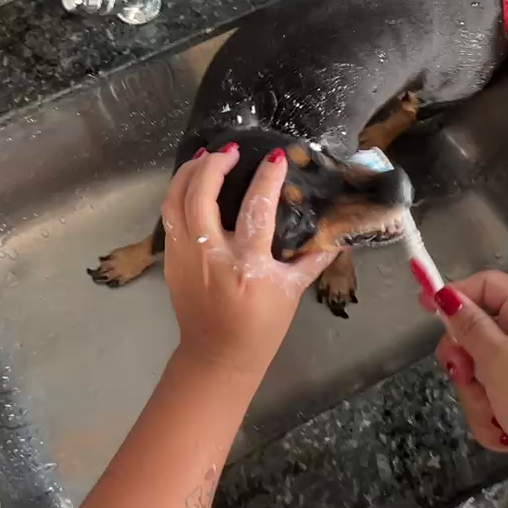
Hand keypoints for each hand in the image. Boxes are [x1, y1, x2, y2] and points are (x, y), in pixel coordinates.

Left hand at [163, 144, 337, 378]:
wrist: (217, 356)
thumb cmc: (260, 327)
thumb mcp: (291, 292)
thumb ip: (312, 259)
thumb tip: (337, 234)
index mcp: (247, 265)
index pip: (256, 210)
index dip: (267, 179)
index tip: (276, 157)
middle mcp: (211, 256)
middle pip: (200, 196)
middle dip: (213, 166)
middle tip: (230, 151)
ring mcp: (185, 257)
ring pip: (175, 201)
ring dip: (188, 173)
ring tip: (206, 156)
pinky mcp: (171, 259)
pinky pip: (169, 216)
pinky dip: (178, 192)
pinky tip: (191, 181)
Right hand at [424, 271, 507, 507]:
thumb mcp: (498, 357)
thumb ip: (467, 325)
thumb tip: (445, 294)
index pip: (487, 286)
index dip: (455, 292)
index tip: (424, 305)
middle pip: (475, 333)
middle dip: (464, 358)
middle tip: (464, 372)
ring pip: (476, 374)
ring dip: (476, 396)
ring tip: (496, 413)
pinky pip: (487, 404)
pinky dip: (490, 419)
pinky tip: (507, 435)